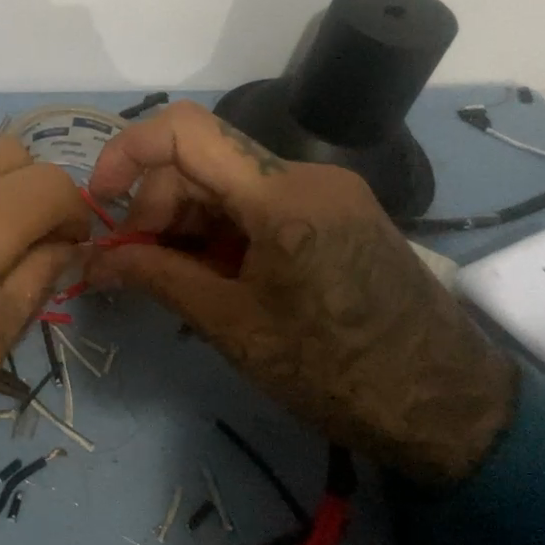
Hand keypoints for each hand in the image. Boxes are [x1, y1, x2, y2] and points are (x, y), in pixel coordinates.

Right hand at [84, 101, 517, 485]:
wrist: (454, 413)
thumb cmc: (337, 373)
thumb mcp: (233, 326)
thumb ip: (156, 277)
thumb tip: (91, 262)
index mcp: (283, 196)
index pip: (184, 131)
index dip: (128, 153)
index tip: (102, 201)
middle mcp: (305, 176)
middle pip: (200, 161)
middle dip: (155, 204)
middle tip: (135, 261)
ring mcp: (324, 191)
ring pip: (224, 180)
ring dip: (185, 219)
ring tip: (173, 275)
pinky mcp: (333, 211)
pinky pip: (255, 200)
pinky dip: (219, 228)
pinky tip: (213, 272)